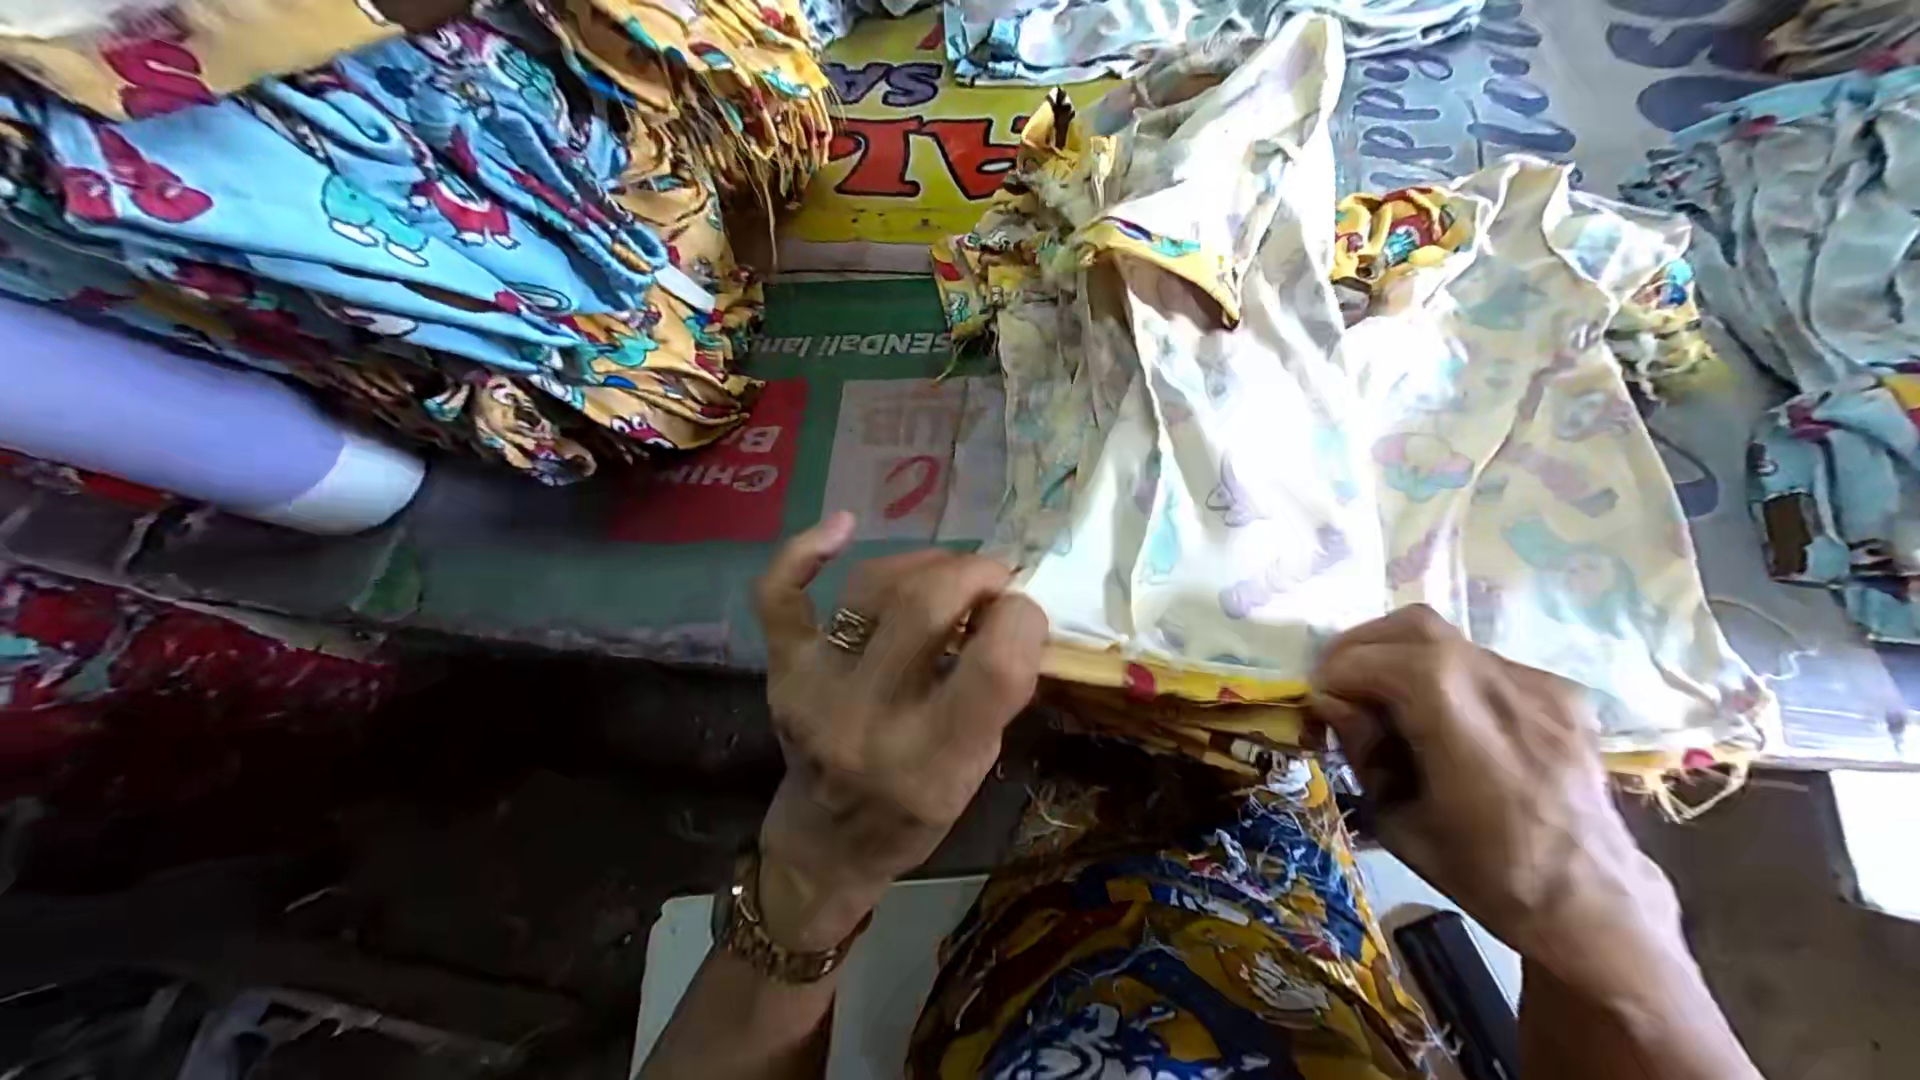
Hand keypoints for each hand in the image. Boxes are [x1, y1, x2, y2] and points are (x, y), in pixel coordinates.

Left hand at [751, 514, 1047, 949]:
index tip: (1023, 613)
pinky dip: (805, 551)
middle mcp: (869, 719)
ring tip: (948, 572)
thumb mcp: (977, 768)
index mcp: (935, 759)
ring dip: (924, 562)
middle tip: (991, 581)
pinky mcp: (781, 670)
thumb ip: (996, 690)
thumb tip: (1010, 606)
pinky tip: (843, 526)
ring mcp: (814, 689)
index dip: (1024, 619)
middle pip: (927, 605)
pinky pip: (779, 595)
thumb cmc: (914, 810)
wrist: (827, 841)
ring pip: (872, 586)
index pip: (996, 665)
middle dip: (976, 574)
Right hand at [1309, 605, 1684, 996]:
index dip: (1338, 673)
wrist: (1596, 906)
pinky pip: (1473, 655)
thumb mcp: (1395, 820)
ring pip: (1443, 634)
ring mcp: (1542, 689)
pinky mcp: (1557, 691)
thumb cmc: (1484, 876)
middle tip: (1336, 681)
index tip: (1318, 700)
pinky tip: (1430, 707)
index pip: (1388, 664)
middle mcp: (1513, 699)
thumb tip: (1328, 700)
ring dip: (1393, 653)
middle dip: (1358, 647)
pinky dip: (1433, 668)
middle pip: (1415, 627)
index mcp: (1473, 741)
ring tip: (1376, 691)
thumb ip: (1360, 749)